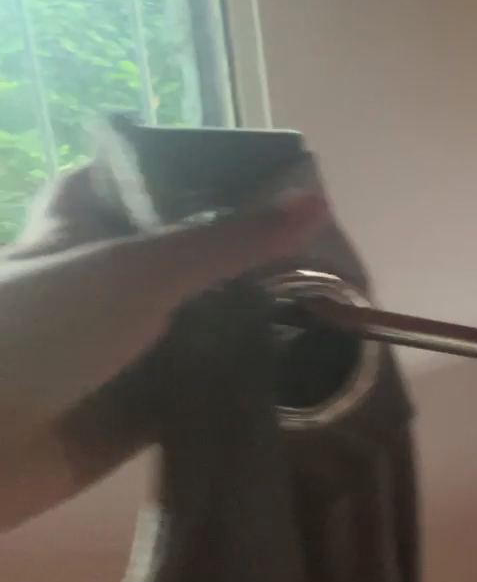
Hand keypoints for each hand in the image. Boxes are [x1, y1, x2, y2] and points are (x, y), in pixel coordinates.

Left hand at [0, 164, 328, 522]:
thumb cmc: (27, 337)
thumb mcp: (134, 271)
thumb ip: (229, 240)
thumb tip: (320, 199)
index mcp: (70, 242)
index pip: (117, 186)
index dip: (174, 172)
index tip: (250, 174)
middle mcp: (97, 291)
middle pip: (182, 258)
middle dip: (247, 254)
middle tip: (328, 249)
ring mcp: (121, 353)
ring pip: (204, 323)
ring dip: (260, 319)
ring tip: (340, 305)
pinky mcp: (144, 409)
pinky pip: (211, 386)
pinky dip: (253, 379)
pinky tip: (312, 367)